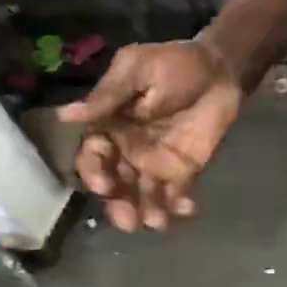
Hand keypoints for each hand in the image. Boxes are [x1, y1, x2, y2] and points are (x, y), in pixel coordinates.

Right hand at [58, 41, 244, 231]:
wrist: (220, 69)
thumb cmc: (174, 64)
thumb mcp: (137, 69)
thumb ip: (107, 95)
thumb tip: (66, 114)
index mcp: (109, 127)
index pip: (93, 157)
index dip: (94, 173)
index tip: (104, 184)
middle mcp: (127, 152)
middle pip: (115, 186)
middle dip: (118, 205)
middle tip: (129, 220)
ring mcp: (155, 165)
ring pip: (143, 196)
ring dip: (146, 213)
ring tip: (156, 222)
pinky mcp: (183, 172)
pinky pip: (176, 195)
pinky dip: (178, 206)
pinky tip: (186, 209)